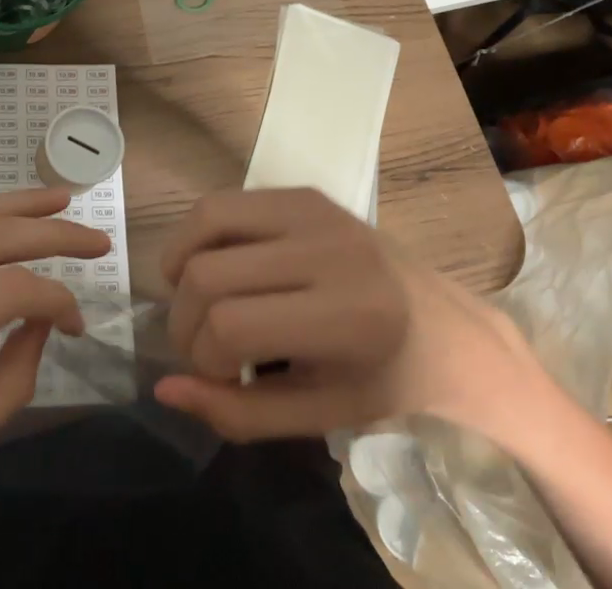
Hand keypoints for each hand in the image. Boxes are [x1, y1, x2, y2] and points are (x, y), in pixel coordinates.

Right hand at [153, 188, 535, 443]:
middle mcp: (331, 251)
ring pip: (205, 223)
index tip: (221, 378)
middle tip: (203, 348)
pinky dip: (197, 237)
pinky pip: (223, 204)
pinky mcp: (304, 195)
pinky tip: (206, 266)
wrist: (446, 330)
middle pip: (207, 275)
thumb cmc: (384, 382)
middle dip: (185, 320)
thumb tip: (165, 389)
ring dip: (181, 271)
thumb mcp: (317, 416)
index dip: (204, 359)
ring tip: (195, 303)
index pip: (229, 325)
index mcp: (347, 318)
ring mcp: (317, 213)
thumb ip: (238, 414)